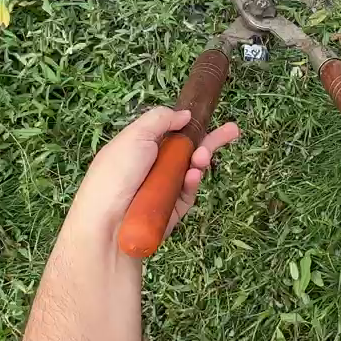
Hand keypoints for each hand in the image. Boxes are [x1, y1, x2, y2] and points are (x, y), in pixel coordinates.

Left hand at [67, 107, 240, 244]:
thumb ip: (160, 119)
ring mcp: (163, 188)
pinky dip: (193, 181)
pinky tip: (193, 175)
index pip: (169, 132)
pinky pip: (189, 191)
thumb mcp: (134, 136)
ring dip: (201, 158)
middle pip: (187, 149)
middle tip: (233, 131)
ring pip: (192, 169)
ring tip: (203, 157)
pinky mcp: (172, 209)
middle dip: (210, 140)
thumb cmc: (115, 175)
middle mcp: (152, 166)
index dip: (188, 124)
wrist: (107, 225)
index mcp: (139, 147)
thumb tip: (183, 115)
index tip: (206, 117)